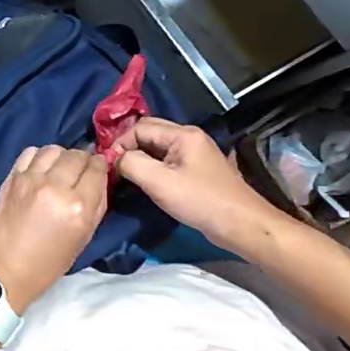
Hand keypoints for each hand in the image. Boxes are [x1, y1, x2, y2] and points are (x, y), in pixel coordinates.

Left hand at [0, 145, 108, 312]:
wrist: (3, 271)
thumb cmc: (48, 264)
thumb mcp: (84, 239)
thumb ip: (97, 205)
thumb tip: (100, 178)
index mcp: (78, 207)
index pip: (96, 169)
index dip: (100, 167)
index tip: (97, 171)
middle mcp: (55, 187)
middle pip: (77, 155)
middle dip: (83, 161)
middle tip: (80, 173)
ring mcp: (30, 179)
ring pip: (54, 149)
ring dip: (62, 157)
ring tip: (60, 170)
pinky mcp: (11, 178)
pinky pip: (31, 152)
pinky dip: (40, 157)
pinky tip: (41, 169)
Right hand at [111, 117, 288, 254]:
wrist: (241, 223)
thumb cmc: (200, 201)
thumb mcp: (159, 182)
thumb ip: (132, 164)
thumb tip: (115, 159)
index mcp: (182, 134)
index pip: (140, 127)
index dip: (120, 143)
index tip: (108, 166)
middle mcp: (189, 138)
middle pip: (149, 134)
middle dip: (128, 150)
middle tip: (113, 172)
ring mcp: (194, 154)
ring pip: (157, 149)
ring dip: (139, 161)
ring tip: (125, 179)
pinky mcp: (197, 171)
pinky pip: (167, 163)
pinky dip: (152, 170)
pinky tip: (145, 185)